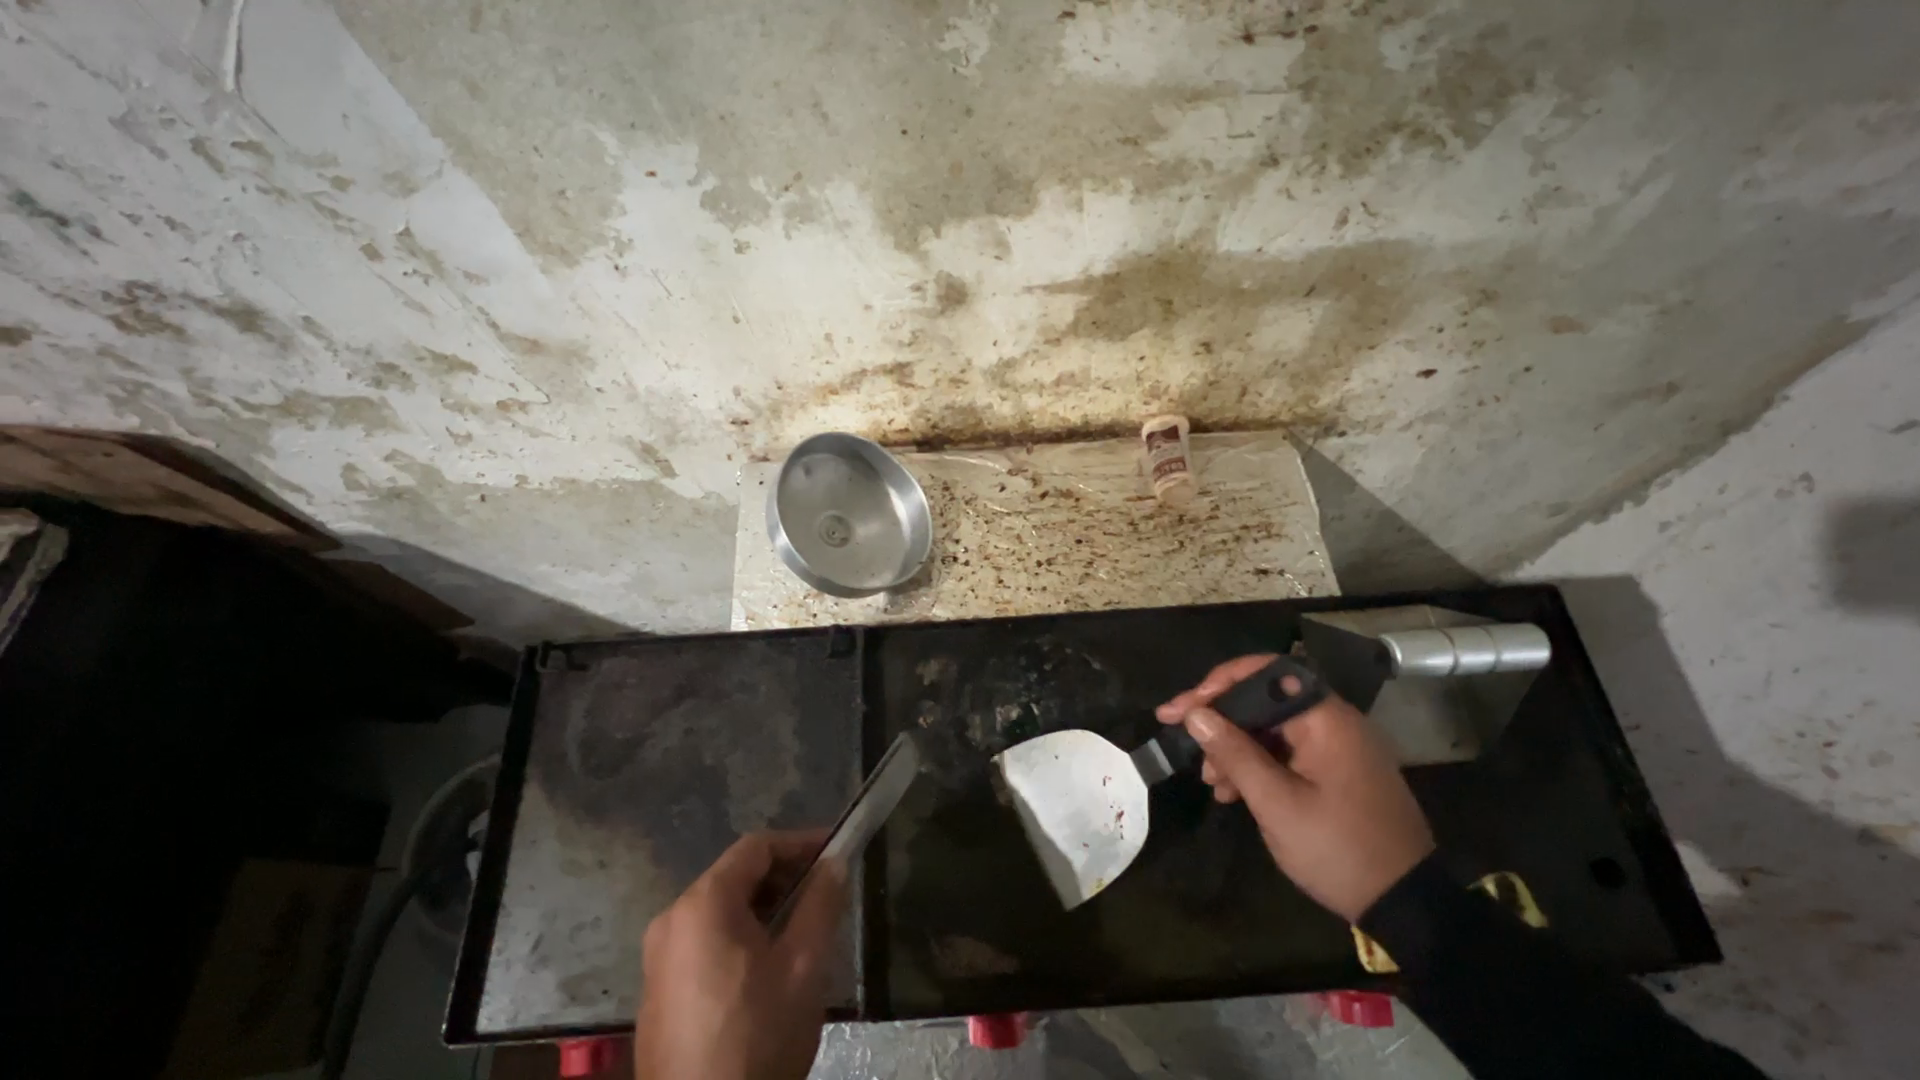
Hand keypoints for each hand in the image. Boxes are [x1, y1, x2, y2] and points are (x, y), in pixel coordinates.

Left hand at [634, 831, 845, 1079]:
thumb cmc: (757, 1035)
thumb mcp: (803, 966)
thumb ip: (821, 904)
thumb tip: (834, 864)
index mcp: (703, 904)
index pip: (755, 848)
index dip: (800, 843)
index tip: (836, 851)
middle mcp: (671, 920)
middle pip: (733, 877)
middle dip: (783, 877)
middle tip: (826, 893)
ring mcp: (657, 958)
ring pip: (719, 911)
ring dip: (763, 908)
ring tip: (804, 929)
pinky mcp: (657, 991)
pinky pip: (703, 942)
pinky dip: (738, 937)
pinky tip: (768, 967)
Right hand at [1157, 654, 1435, 921]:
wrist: (1404, 902)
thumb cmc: (1337, 849)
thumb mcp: (1276, 804)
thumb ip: (1234, 753)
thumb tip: (1195, 714)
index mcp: (1325, 719)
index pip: (1264, 674)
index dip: (1216, 685)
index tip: (1180, 711)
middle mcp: (1334, 722)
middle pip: (1264, 700)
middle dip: (1221, 722)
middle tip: (1185, 747)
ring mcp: (1338, 747)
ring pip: (1273, 729)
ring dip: (1236, 749)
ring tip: (1211, 783)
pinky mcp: (1337, 771)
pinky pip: (1288, 753)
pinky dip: (1258, 766)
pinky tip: (1233, 792)